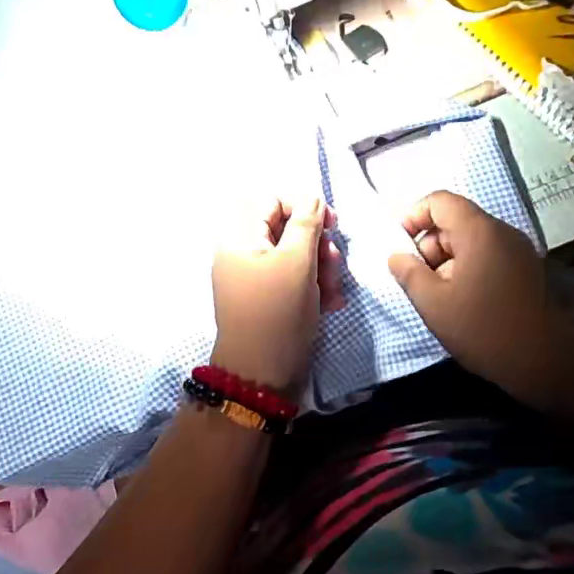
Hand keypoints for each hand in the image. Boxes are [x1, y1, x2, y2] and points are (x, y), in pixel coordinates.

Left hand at [211, 197, 343, 392]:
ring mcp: (255, 279)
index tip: (333, 224)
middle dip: (317, 244)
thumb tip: (312, 198)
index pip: (272, 201)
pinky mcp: (269, 301)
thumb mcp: (297, 263)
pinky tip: (331, 304)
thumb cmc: (278, 313)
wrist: (261, 376)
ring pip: (296, 256)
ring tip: (333, 290)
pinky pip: (294, 281)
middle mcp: (243, 254)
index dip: (305, 207)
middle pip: (287, 229)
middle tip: (334, 263)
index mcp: (239, 238)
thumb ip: (307, 225)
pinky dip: (314, 287)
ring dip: (322, 268)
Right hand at [387, 191, 561, 395]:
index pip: (440, 201)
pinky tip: (464, 302)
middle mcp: (503, 232)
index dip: (414, 216)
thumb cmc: (483, 329)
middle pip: (456, 221)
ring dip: (449, 262)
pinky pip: (490, 257)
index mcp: (479, 231)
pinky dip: (470, 270)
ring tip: (441, 297)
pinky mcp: (528, 270)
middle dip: (430, 246)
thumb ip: (409, 273)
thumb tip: (397, 256)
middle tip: (420, 282)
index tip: (400, 246)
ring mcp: (519, 250)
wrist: (544, 360)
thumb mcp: (434, 304)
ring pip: (472, 242)